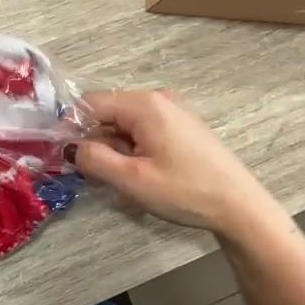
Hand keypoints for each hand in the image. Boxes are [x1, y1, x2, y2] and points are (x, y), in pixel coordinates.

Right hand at [68, 89, 287, 243]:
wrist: (240, 207)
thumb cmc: (185, 191)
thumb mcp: (132, 179)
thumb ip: (94, 159)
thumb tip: (68, 147)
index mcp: (144, 104)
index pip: (91, 102)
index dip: (72, 126)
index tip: (63, 153)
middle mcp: (158, 97)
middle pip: (109, 110)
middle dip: (95, 138)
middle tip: (92, 172)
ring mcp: (174, 110)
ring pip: (126, 121)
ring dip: (115, 145)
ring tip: (120, 176)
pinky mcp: (183, 125)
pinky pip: (145, 127)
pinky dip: (133, 145)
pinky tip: (141, 171)